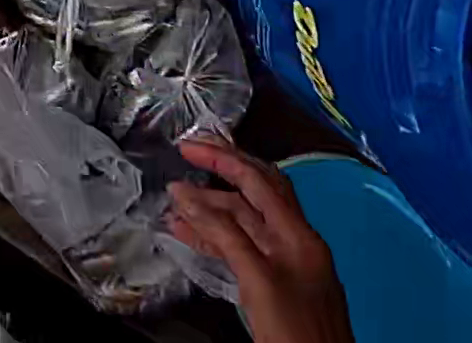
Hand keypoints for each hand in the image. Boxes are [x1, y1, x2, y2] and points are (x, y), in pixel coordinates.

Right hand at [169, 137, 353, 342]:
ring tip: (174, 204)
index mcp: (297, 234)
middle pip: (257, 188)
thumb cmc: (294, 328)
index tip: (184, 147)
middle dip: (222, 166)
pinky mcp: (276, 277)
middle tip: (188, 152)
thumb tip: (181, 191)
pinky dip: (213, 230)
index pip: (256, 179)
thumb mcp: (256, 277)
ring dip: (209, 205)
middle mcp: (295, 239)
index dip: (219, 158)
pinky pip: (240, 240)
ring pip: (244, 216)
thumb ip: (220, 231)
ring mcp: (288, 259)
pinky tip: (187, 232)